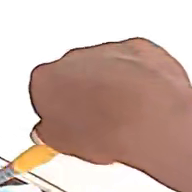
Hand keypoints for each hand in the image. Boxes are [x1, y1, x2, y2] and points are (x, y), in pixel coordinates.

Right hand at [28, 39, 191, 174]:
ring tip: (124, 118)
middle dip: (82, 96)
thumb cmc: (105, 125)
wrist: (149, 116)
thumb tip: (55, 132)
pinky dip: (138, 78)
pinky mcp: (138, 48)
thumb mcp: (63, 142)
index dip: (55, 112)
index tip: (66, 126)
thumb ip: (52, 132)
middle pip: (71, 77)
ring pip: (104, 68)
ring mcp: (105, 51)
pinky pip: (134, 63)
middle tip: (95, 123)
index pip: (42, 93)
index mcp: (44, 79)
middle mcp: (71, 59)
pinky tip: (144, 102)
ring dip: (110, 87)